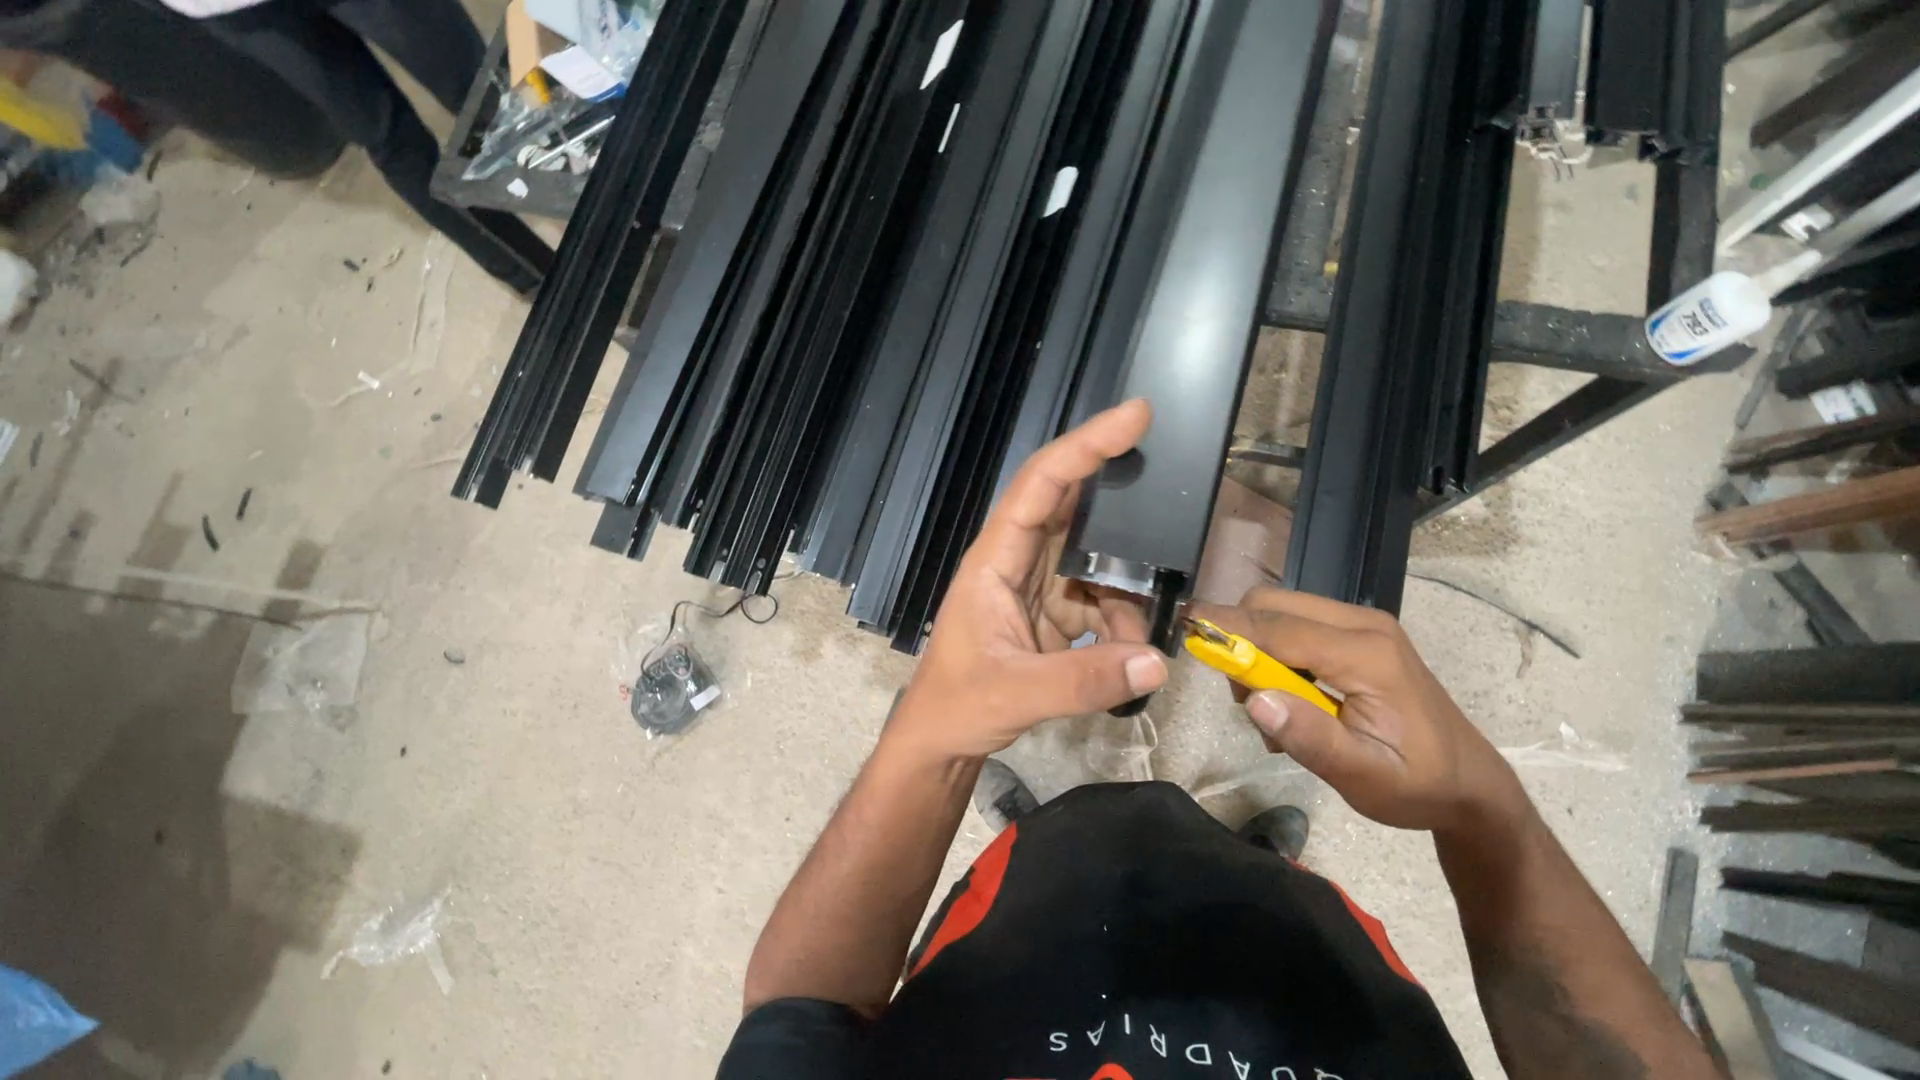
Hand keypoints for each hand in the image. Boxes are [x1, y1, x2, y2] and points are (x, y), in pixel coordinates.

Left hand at [887, 401, 1170, 762]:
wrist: (940, 741)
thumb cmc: (957, 705)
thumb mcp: (1015, 693)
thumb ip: (1084, 681)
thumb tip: (1156, 661)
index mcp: (995, 561)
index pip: (1040, 485)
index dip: (1085, 446)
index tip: (1135, 417)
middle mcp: (1017, 563)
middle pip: (1074, 514)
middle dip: (1120, 510)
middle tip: (1169, 500)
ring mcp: (1036, 590)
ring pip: (1096, 566)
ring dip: (1123, 598)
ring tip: (1132, 642)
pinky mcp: (1051, 618)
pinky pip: (1098, 604)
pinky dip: (1118, 628)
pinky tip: (1123, 660)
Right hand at [1187, 588, 1524, 833]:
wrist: (1472, 784)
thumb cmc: (1419, 786)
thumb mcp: (1365, 777)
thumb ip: (1312, 738)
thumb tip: (1254, 701)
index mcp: (1366, 653)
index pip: (1277, 627)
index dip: (1226, 629)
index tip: (1182, 630)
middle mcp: (1362, 624)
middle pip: (1272, 605)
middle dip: (1240, 641)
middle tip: (1245, 700)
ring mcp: (1362, 625)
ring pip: (1280, 612)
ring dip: (1258, 650)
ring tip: (1277, 708)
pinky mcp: (1359, 635)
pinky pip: (1296, 626)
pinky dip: (1277, 653)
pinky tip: (1295, 699)